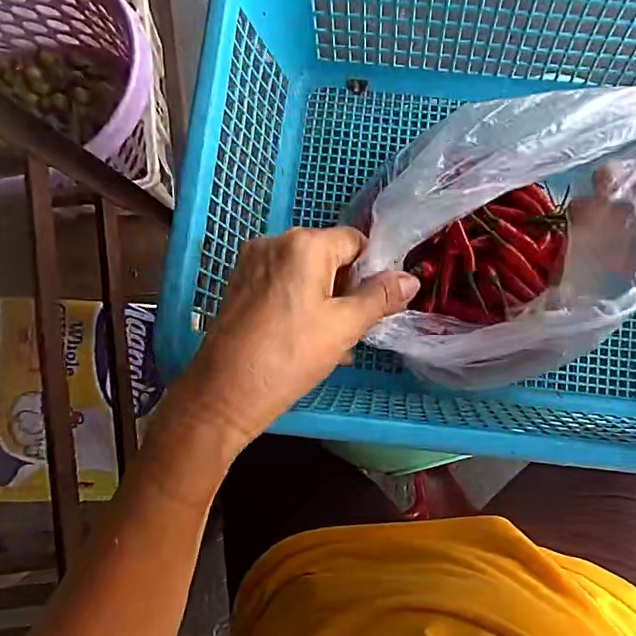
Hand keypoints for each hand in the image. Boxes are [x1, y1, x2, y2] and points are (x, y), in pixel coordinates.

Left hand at [170, 227, 417, 447]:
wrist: (224, 394)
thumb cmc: (290, 355)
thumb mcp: (346, 326)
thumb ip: (381, 297)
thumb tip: (411, 278)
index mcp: (303, 245)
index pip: (356, 241)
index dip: (373, 270)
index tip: (376, 303)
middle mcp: (274, 242)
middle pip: (331, 255)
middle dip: (348, 286)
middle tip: (354, 324)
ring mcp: (252, 262)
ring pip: (308, 272)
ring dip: (327, 298)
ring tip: (331, 337)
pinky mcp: (240, 284)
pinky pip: (285, 284)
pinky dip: (302, 303)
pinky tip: (305, 336)